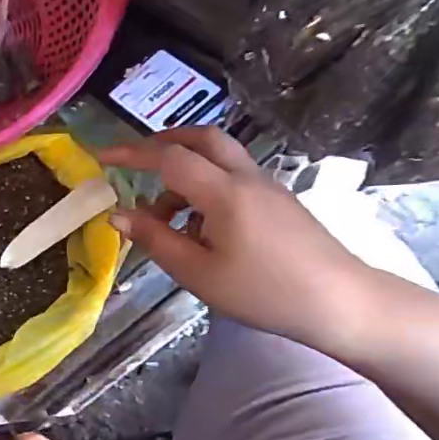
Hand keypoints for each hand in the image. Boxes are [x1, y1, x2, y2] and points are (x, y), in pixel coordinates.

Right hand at [97, 127, 383, 355]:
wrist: (339, 301)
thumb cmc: (263, 292)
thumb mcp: (198, 272)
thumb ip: (155, 239)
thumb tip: (118, 215)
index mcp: (224, 191)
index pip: (168, 158)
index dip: (130, 154)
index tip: (100, 157)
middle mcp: (246, 177)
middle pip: (200, 138)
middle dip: (162, 143)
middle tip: (135, 163)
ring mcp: (267, 185)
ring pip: (218, 158)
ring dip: (184, 172)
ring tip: (162, 217)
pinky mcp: (278, 200)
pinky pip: (233, 178)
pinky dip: (205, 187)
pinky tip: (199, 228)